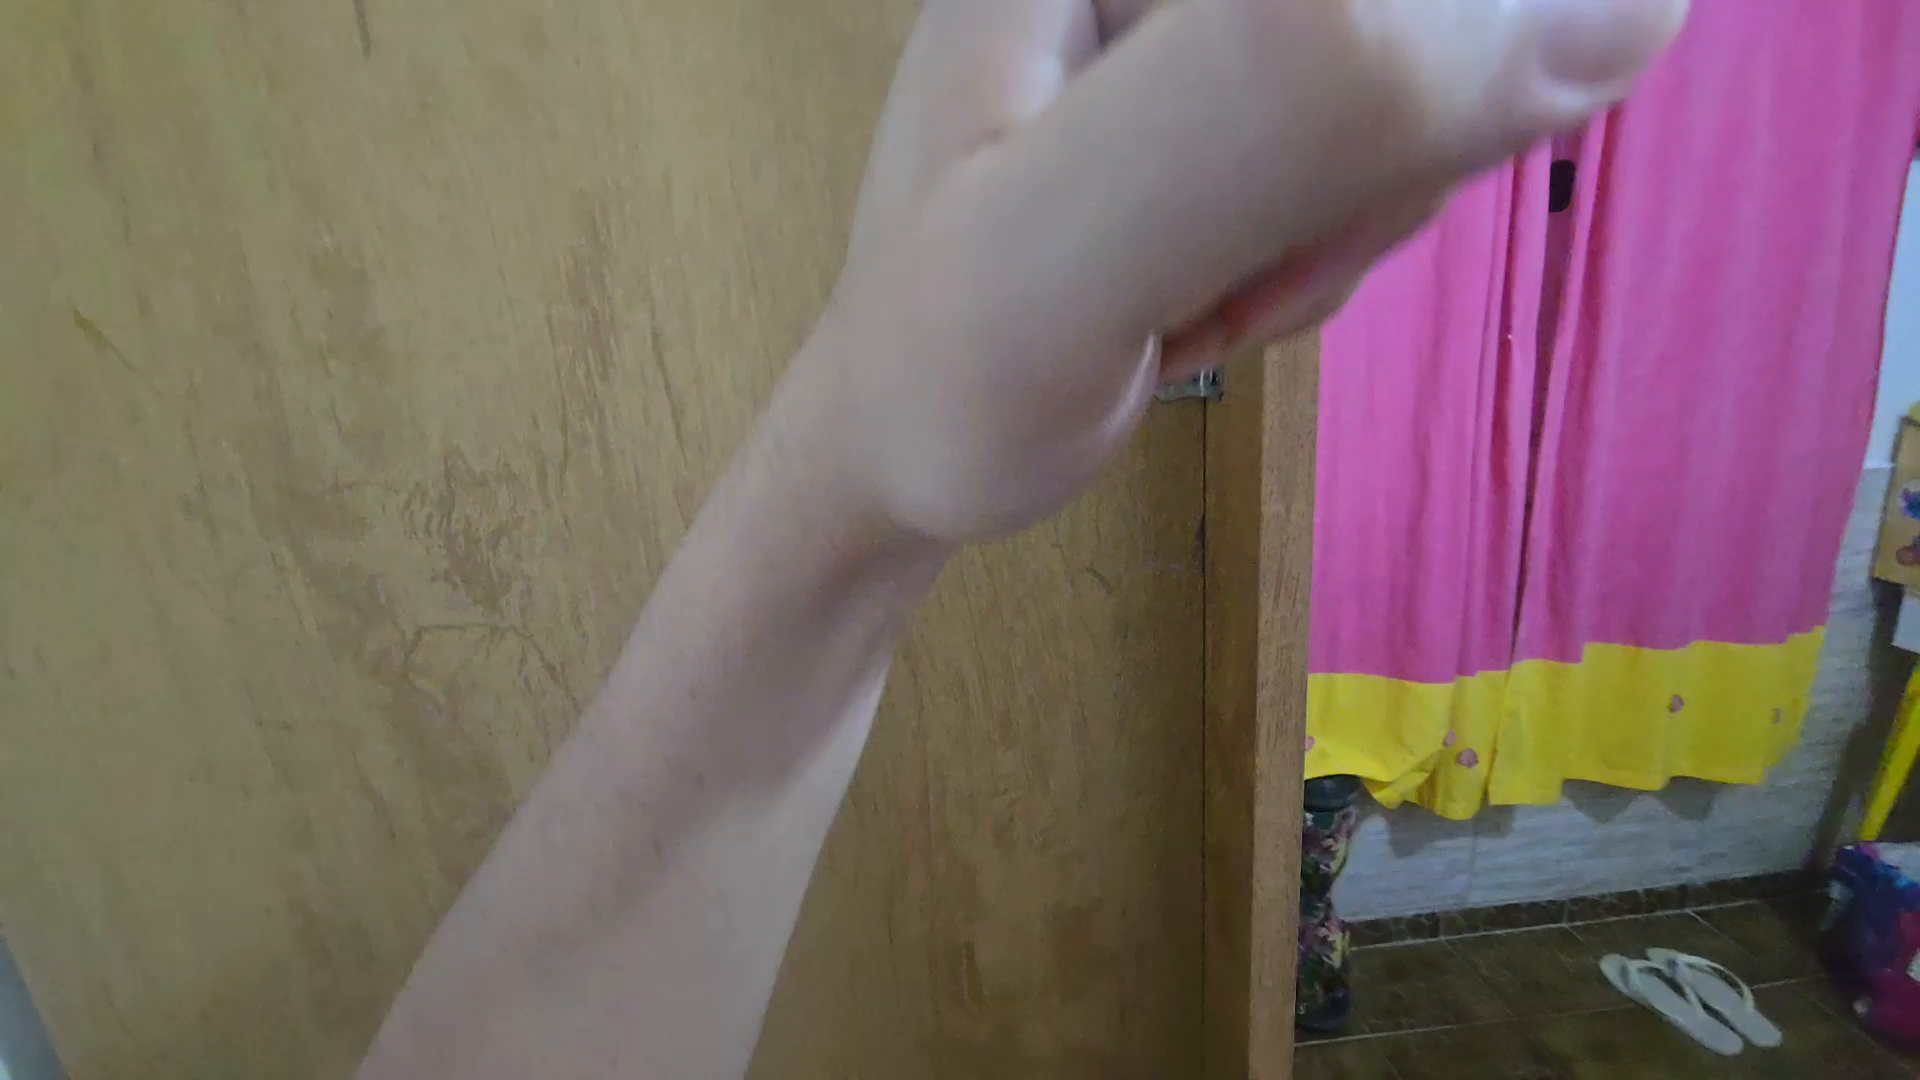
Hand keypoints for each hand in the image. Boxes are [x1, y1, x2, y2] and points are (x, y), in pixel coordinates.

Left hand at [786, 0, 1685, 542]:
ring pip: (1398, 91)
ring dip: (1321, 238)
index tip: (1283, 206)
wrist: (906, 456)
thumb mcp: (1064, 254)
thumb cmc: (943, 379)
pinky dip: (1301, 266)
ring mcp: (1185, 54)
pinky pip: (1350, 168)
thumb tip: (1621, 10)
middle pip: (1403, 20)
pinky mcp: (1209, 136)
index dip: (1394, 72)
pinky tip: (1193, 314)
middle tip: (1211, 278)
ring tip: (1182, 311)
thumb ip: (1282, 111)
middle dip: (1346, 175)